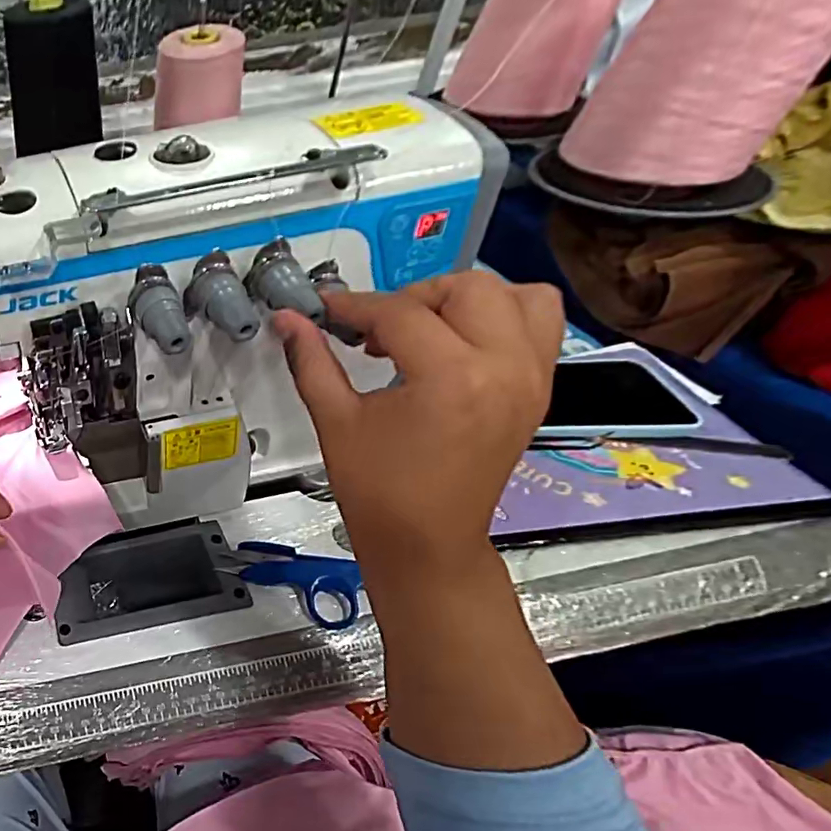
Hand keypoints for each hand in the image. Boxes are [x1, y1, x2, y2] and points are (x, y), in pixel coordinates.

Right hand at [273, 272, 563, 580]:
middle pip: (466, 289)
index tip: (326, 310)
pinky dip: (503, 316)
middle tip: (377, 329)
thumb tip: (289, 321)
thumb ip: (312, 361)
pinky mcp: (538, 389)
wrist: (426, 541)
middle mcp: (503, 369)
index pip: (400, 313)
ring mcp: (531, 378)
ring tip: (427, 328)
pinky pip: (540, 324)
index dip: (354, 306)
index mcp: (451, 379)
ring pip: (516, 295)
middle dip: (412, 298)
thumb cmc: (378, 491)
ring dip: (466, 299)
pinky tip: (460, 342)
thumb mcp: (336, 420)